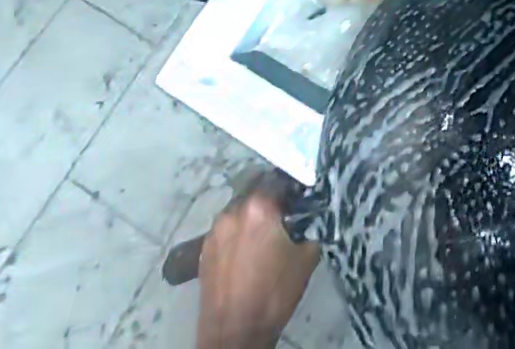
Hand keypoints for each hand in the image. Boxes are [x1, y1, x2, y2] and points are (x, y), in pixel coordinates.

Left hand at [197, 173, 320, 348]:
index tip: (299, 199)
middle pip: (256, 192)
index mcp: (259, 206)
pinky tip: (245, 253)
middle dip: (269, 202)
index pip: (279, 180)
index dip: (291, 188)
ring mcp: (215, 228)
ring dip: (251, 218)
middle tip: (282, 219)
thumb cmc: (273, 294)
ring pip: (239, 211)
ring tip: (262, 239)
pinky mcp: (204, 247)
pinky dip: (237, 234)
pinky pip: (226, 229)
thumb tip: (311, 213)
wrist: (234, 334)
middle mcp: (233, 209)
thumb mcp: (306, 257)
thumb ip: (309, 226)